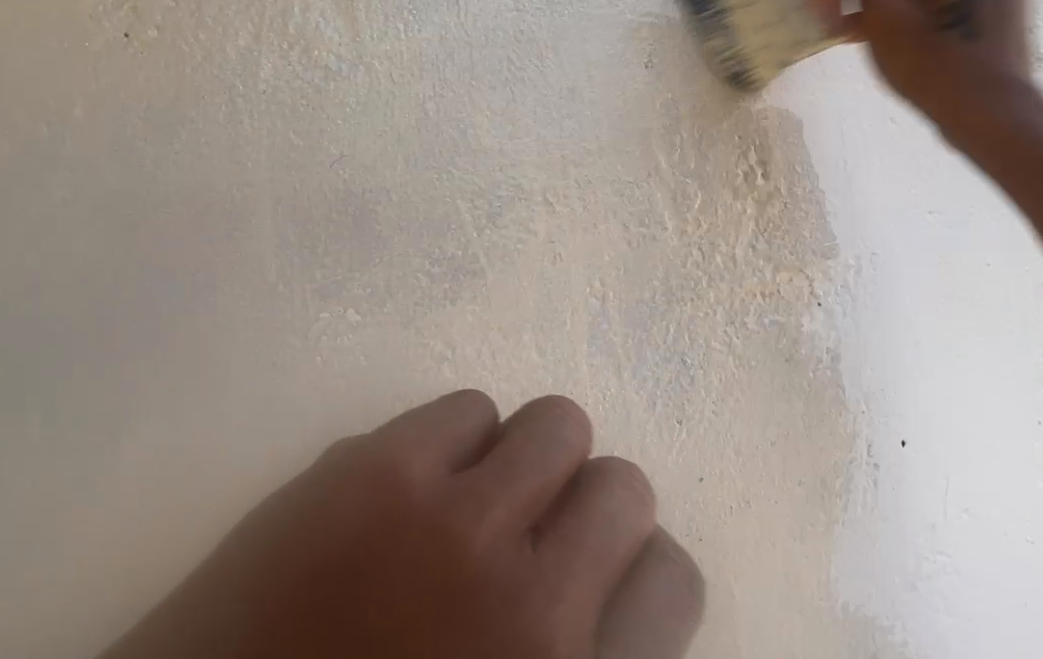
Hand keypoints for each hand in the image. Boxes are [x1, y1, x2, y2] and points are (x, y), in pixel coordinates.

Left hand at [103, 391, 704, 658]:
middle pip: (624, 486)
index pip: (673, 580)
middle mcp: (526, 593)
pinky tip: (418, 487)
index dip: (639, 577)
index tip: (601, 582)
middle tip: (538, 538)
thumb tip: (608, 588)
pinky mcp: (369, 468)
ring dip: (527, 464)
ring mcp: (445, 518)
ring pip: (553, 423)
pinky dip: (458, 441)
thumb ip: (575, 650)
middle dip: (590, 510)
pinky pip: (464, 407)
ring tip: (479, 501)